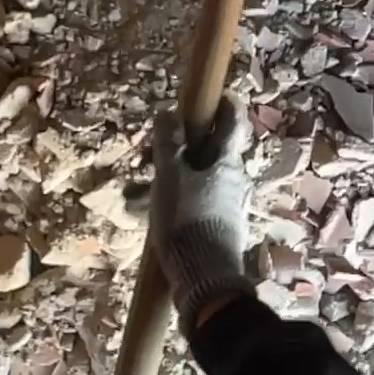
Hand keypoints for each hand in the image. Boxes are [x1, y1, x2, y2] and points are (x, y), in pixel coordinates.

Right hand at [152, 99, 255, 331]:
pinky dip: (178, 204)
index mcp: (227, 163)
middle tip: (158, 152)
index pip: (233, 123)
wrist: (204, 278)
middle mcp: (236, 182)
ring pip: (200, 183)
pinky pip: (198, 206)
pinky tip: (154, 218)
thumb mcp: (170, 177)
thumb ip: (168, 145)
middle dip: (184, 151)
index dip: (225, 105)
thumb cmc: (186, 220)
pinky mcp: (222, 230)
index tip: (214, 96)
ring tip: (137, 197)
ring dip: (173, 182)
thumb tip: (169, 112)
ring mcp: (231, 208)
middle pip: (212, 155)